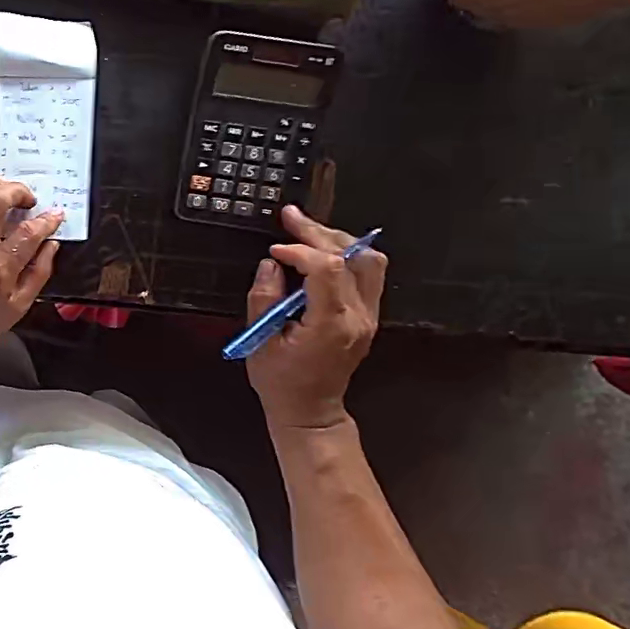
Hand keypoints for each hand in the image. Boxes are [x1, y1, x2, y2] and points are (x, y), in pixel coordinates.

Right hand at [245, 205, 386, 430]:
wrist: (310, 411)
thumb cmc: (280, 383)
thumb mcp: (260, 343)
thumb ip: (264, 300)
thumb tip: (271, 264)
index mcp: (332, 325)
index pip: (327, 269)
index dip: (301, 250)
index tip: (275, 249)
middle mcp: (359, 316)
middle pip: (351, 257)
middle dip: (318, 233)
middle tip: (290, 217)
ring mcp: (369, 316)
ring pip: (368, 261)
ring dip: (337, 240)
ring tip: (306, 229)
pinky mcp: (368, 315)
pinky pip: (367, 273)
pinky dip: (345, 255)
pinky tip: (321, 249)